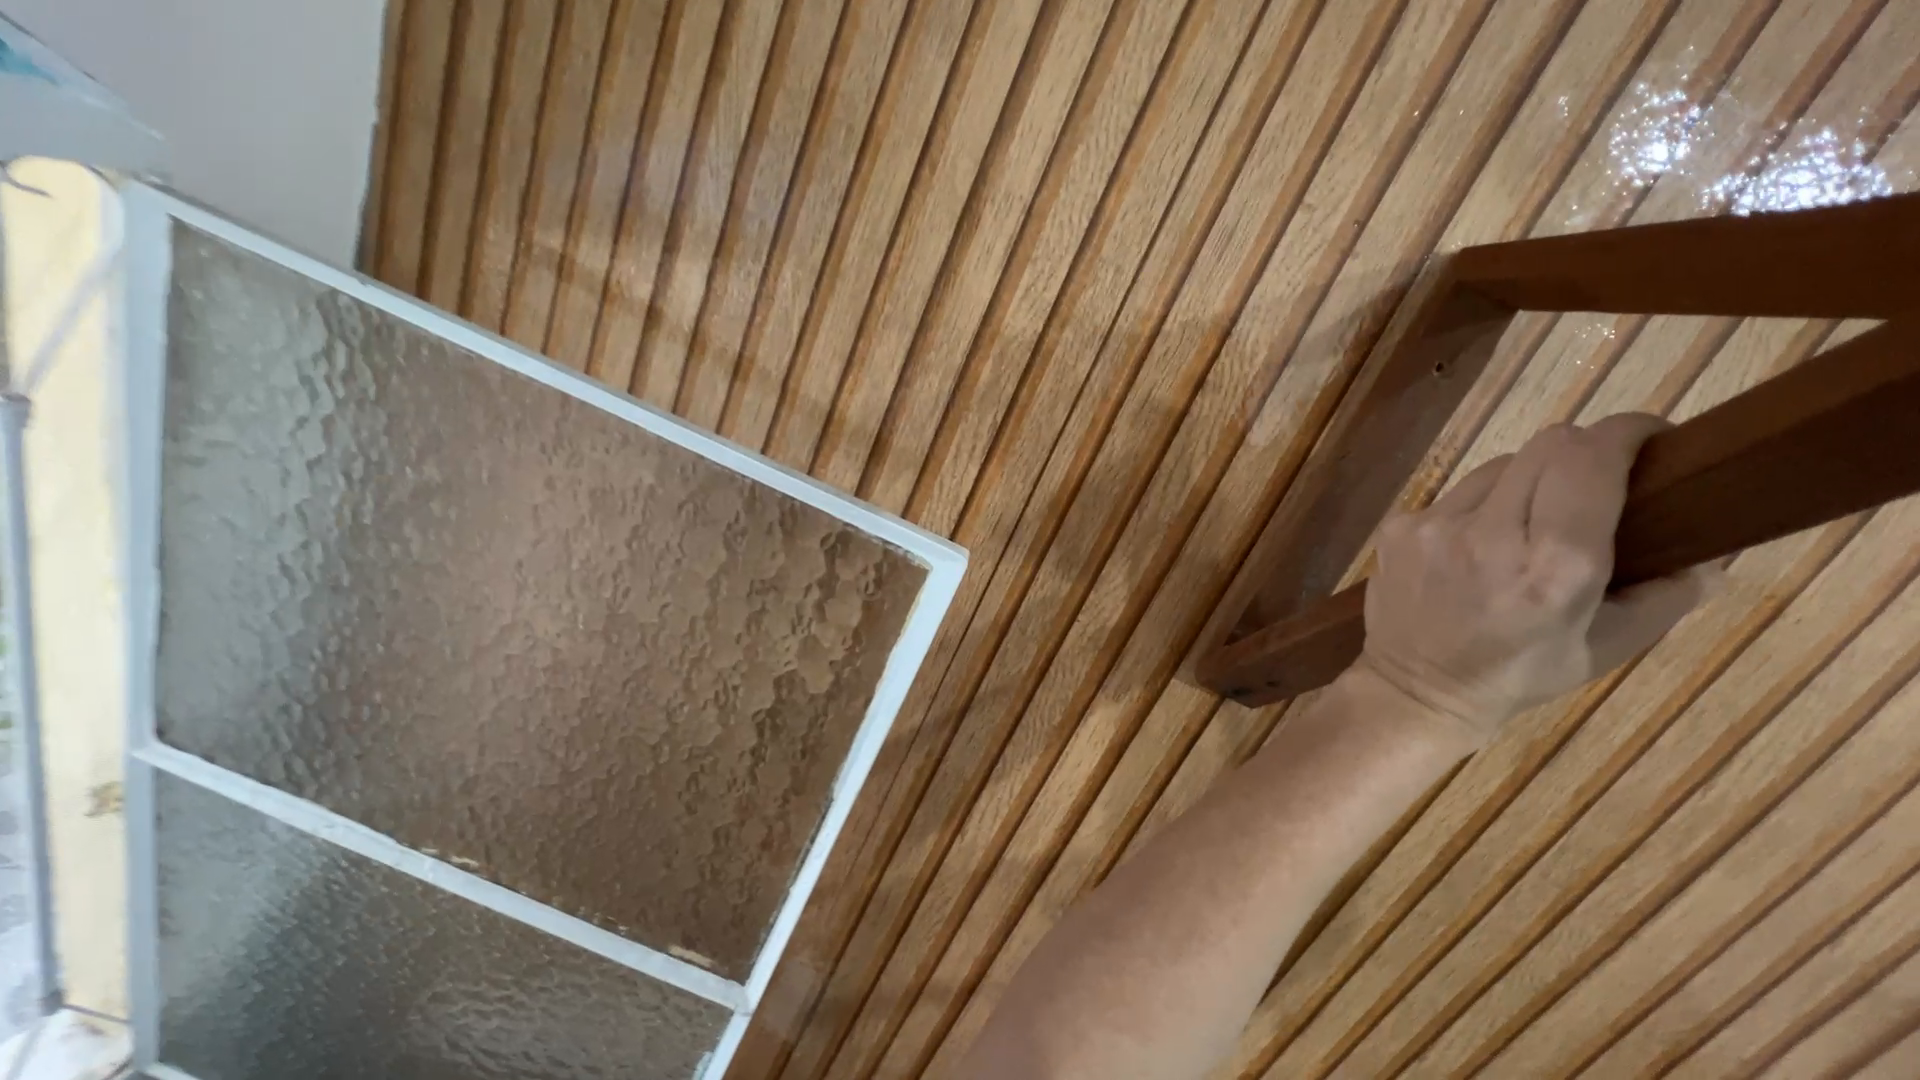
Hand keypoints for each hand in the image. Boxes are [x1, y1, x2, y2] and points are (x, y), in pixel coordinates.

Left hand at [1354, 413, 1717, 746]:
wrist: (1415, 690)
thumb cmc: (1519, 673)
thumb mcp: (1607, 647)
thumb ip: (1669, 595)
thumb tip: (1716, 549)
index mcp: (1554, 566)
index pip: (1590, 458)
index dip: (1627, 433)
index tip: (1649, 438)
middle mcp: (1491, 535)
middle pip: (1549, 445)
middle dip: (1583, 452)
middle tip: (1598, 479)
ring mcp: (1435, 527)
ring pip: (1500, 466)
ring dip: (1528, 480)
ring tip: (1531, 521)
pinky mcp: (1399, 527)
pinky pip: (1456, 493)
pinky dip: (1479, 507)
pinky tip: (1479, 545)